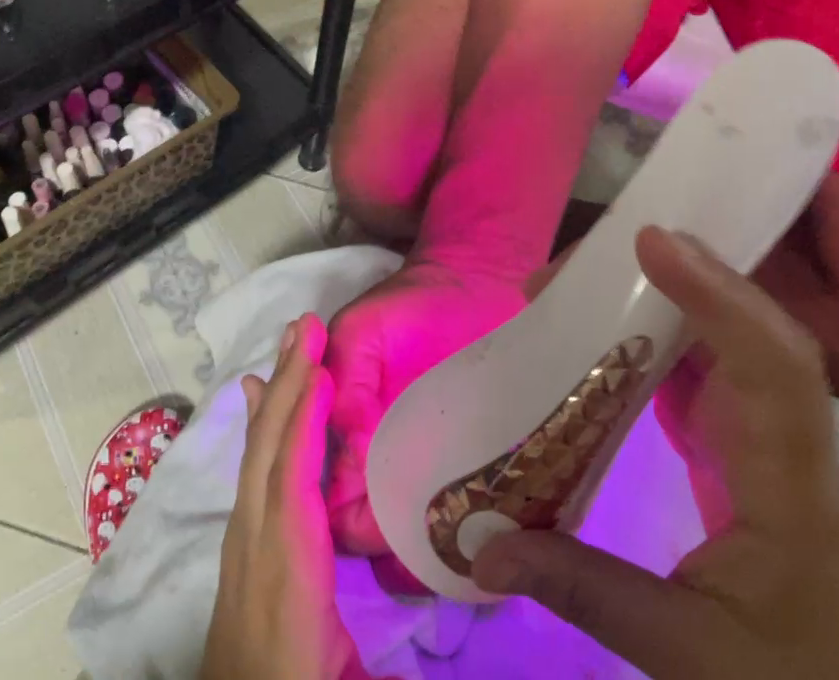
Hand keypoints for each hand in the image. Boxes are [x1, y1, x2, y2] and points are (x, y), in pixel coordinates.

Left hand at [202, 314, 371, 679]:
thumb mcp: (351, 676)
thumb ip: (393, 662)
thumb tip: (454, 627)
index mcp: (287, 572)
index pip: (291, 484)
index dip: (303, 422)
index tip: (320, 368)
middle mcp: (256, 542)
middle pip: (267, 451)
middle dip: (285, 383)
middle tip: (303, 325)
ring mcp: (242, 538)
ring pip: (256, 453)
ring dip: (273, 394)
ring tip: (287, 345)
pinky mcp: (242, 541)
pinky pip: (252, 468)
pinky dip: (260, 424)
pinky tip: (256, 400)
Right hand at [325, 261, 527, 565]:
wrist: (479, 281)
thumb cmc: (410, 305)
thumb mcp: (363, 332)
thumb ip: (347, 383)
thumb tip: (349, 453)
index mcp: (352, 442)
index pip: (336, 507)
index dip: (349, 525)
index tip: (376, 529)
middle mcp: (393, 467)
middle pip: (382, 539)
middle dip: (398, 555)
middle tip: (430, 544)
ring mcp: (444, 473)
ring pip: (433, 544)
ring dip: (442, 557)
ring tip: (467, 547)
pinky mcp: (492, 469)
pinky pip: (488, 522)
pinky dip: (492, 538)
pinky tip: (502, 538)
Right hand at [471, 228, 838, 679]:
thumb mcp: (687, 653)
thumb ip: (583, 591)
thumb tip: (482, 546)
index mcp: (791, 488)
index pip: (772, 367)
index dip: (717, 295)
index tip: (650, 241)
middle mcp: (790, 448)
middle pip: (752, 336)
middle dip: (675, 281)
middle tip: (580, 265)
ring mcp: (773, 449)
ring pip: (731, 351)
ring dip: (664, 308)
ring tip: (583, 288)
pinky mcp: (751, 461)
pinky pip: (710, 384)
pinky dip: (661, 352)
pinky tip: (610, 346)